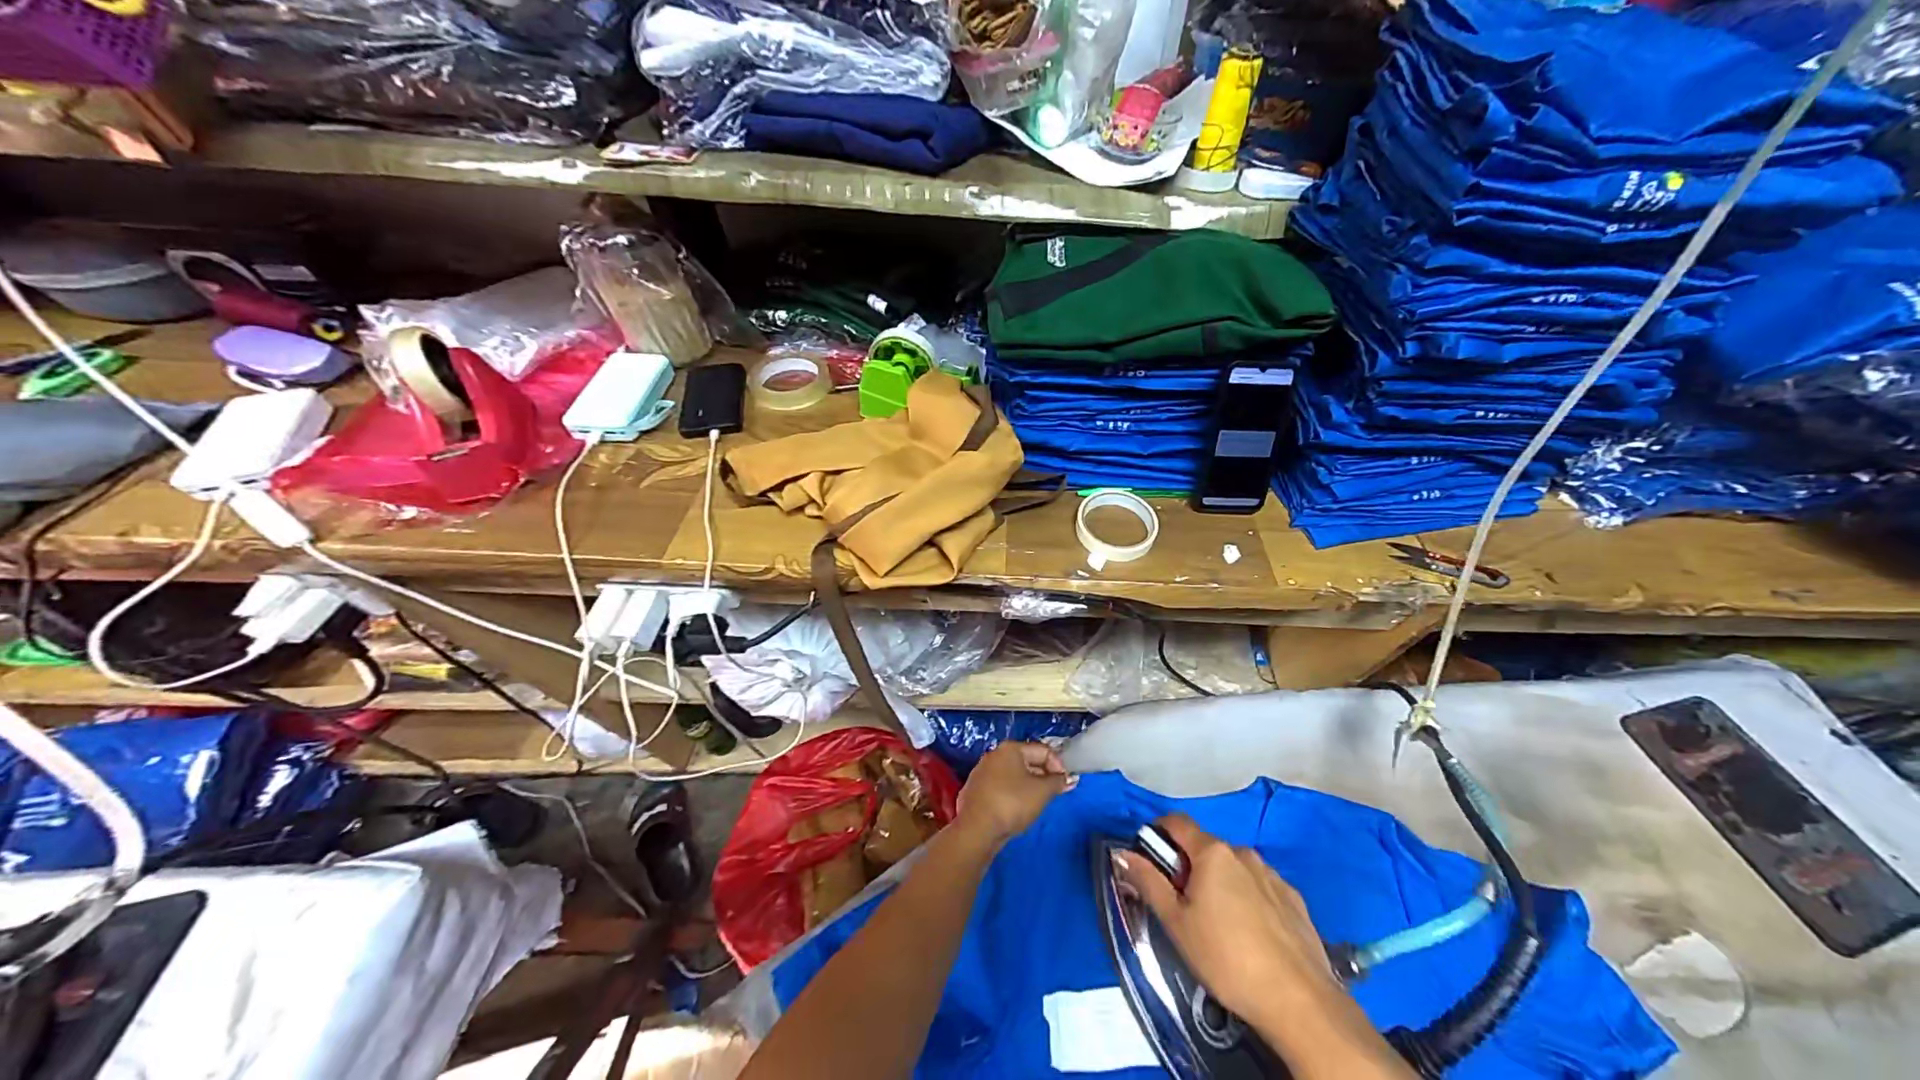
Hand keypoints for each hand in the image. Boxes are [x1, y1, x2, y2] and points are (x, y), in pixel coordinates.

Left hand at [954, 742, 1074, 847]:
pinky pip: (1003, 787)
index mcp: (1010, 749)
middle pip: (1028, 760)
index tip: (1065, 784)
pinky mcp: (977, 790)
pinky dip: (1015, 794)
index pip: (1043, 750)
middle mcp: (994, 755)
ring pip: (1015, 775)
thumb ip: (1058, 781)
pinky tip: (1019, 809)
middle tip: (1056, 793)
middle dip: (1045, 776)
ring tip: (1039, 802)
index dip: (1059, 766)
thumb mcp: (1042, 791)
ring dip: (1031, 785)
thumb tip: (1067, 778)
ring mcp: (983, 772)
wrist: (977, 828)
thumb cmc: (1012, 803)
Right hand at [1115, 815, 1338, 1024]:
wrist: (1299, 1001)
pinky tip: (1250, 936)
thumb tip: (1122, 853)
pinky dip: (1247, 900)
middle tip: (1181, 907)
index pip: (1177, 822)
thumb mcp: (1175, 922)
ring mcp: (1273, 876)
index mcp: (1212, 853)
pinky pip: (1260, 888)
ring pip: (1234, 869)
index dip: (1157, 834)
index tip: (1150, 863)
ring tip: (1218, 926)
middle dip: (1189, 868)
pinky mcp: (1295, 900)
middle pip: (1205, 848)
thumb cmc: (1226, 957)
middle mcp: (1244, 854)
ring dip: (1219, 884)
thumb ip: (1148, 882)